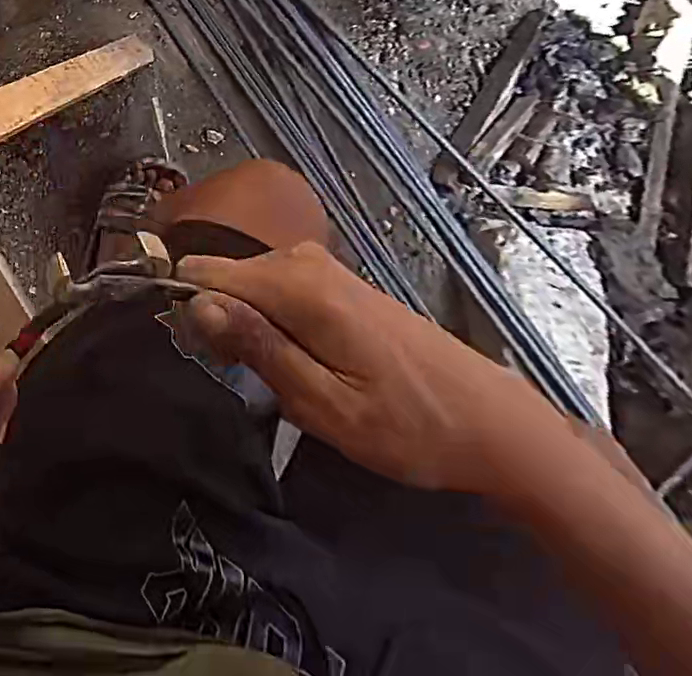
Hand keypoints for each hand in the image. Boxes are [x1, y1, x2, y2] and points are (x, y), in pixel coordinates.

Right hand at [173, 241, 576, 495]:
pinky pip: (267, 287)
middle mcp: (303, 261)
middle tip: (249, 375)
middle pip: (217, 276)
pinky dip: (265, 319)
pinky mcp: (331, 280)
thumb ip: (258, 347)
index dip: (189, 313)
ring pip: (239, 282)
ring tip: (278, 373)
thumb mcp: (326, 405)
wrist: (501, 429)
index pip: (199, 272)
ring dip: (242, 325)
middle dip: (217, 321)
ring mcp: (320, 266)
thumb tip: (195, 303)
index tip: (210, 356)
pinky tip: (297, 358)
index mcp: (298, 287)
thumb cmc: (413, 429)